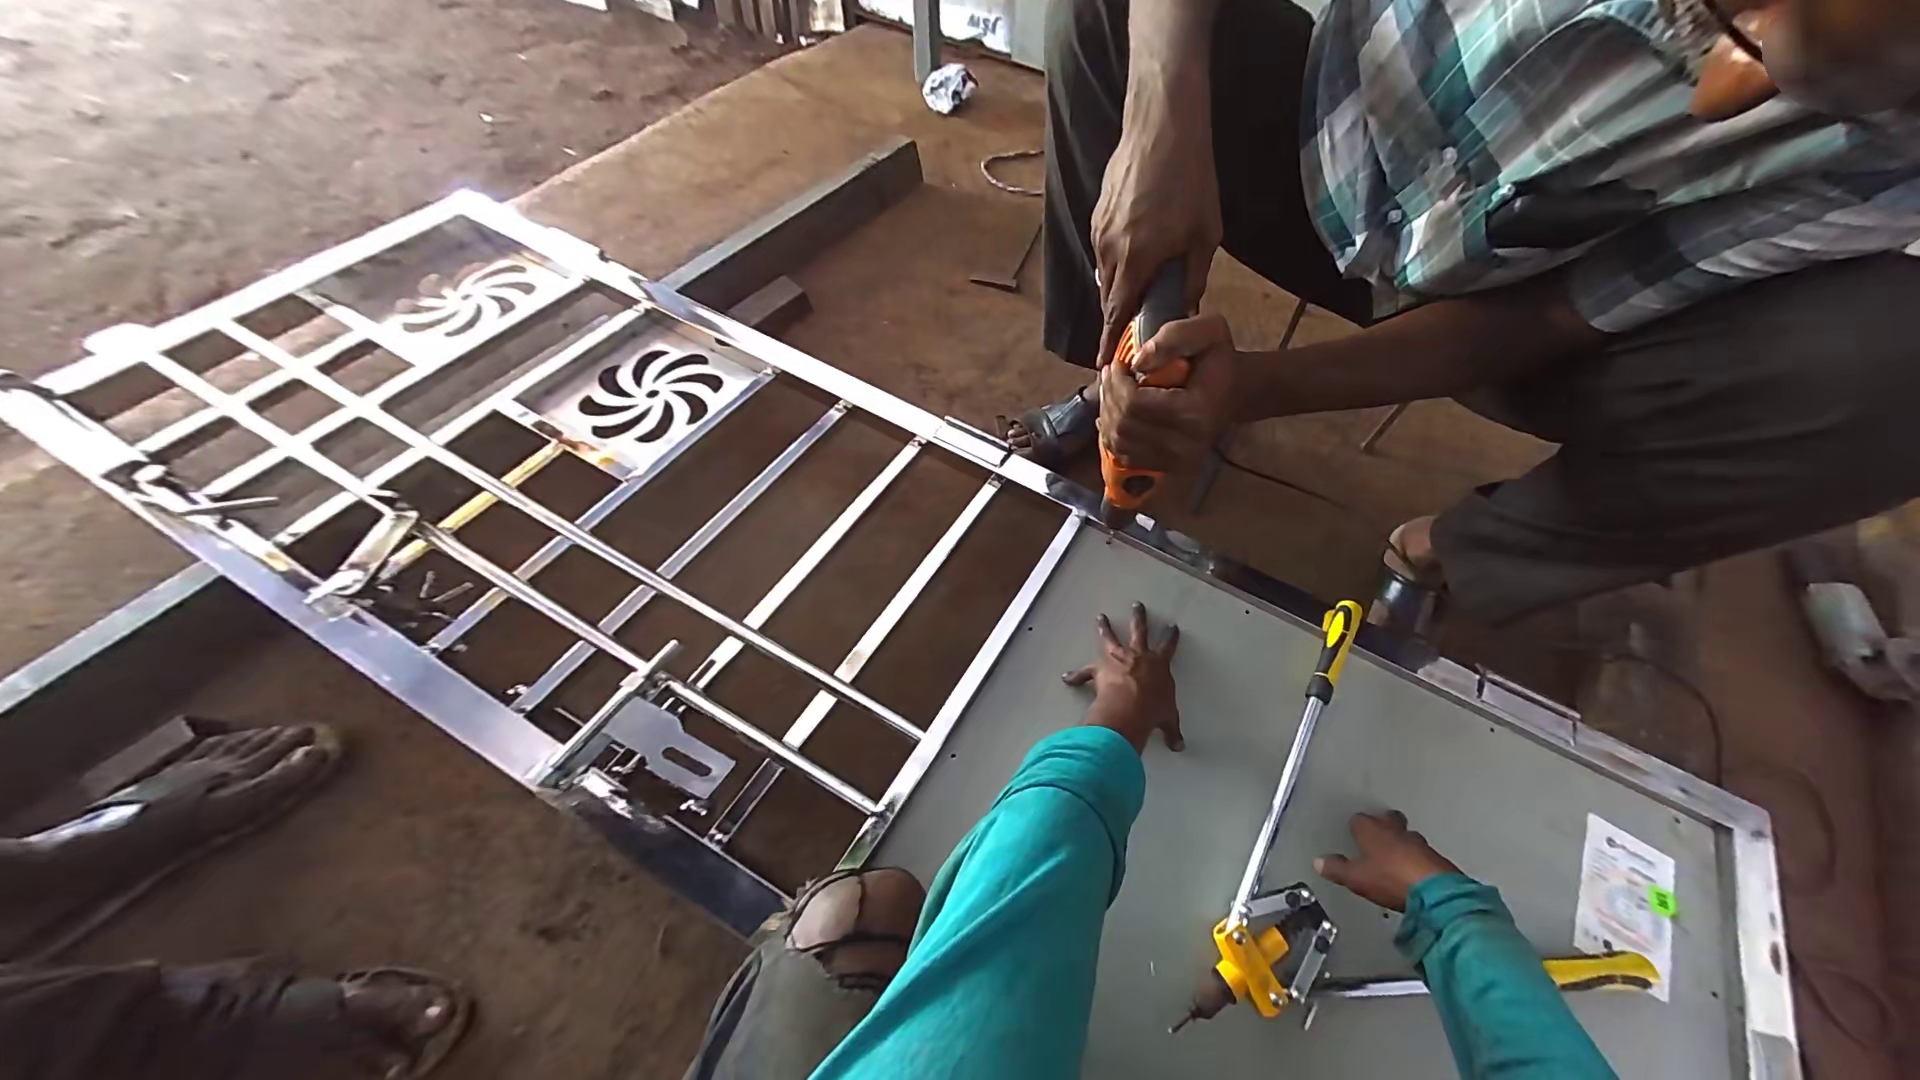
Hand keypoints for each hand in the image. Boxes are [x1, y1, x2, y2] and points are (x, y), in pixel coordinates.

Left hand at [1064, 602, 1184, 752]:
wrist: (1131, 708)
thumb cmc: (1153, 710)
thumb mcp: (1167, 719)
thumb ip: (1170, 730)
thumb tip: (1178, 746)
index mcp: (1159, 664)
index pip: (1168, 646)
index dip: (1170, 636)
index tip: (1171, 626)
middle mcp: (1138, 656)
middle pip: (1139, 630)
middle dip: (1139, 617)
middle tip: (1137, 605)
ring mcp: (1117, 659)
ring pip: (1111, 638)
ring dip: (1105, 627)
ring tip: (1100, 617)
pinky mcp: (1099, 668)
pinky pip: (1084, 671)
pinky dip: (1075, 676)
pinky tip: (1067, 677)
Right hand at [1091, 95, 1220, 365]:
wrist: (1160, 123)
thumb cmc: (1191, 178)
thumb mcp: (1206, 233)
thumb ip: (1193, 276)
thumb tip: (1183, 307)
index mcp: (1136, 260)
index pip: (1116, 315)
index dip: (1109, 343)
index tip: (1104, 364)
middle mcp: (1109, 252)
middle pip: (1107, 300)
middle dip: (1116, 319)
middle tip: (1131, 331)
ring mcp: (1098, 234)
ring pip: (1104, 277)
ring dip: (1118, 290)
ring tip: (1138, 290)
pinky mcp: (1096, 218)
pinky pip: (1103, 254)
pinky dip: (1116, 265)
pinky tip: (1135, 253)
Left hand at [1098, 314, 1239, 471]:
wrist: (1235, 391)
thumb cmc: (1219, 360)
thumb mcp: (1208, 332)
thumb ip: (1174, 338)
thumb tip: (1138, 361)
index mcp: (1194, 414)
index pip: (1134, 403)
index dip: (1117, 382)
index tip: (1116, 364)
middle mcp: (1184, 445)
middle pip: (1123, 424)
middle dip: (1109, 396)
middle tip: (1109, 375)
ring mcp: (1175, 462)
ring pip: (1118, 440)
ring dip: (1107, 413)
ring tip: (1111, 391)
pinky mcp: (1165, 468)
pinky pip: (1122, 454)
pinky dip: (1110, 433)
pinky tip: (1113, 413)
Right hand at [1314, 811, 1461, 911]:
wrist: (1437, 895)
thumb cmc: (1393, 879)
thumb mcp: (1355, 877)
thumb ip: (1336, 868)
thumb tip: (1320, 863)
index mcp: (1370, 829)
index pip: (1358, 820)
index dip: (1356, 828)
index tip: (1354, 834)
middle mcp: (1394, 830)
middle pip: (1387, 820)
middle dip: (1383, 825)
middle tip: (1378, 835)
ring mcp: (1419, 844)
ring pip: (1407, 835)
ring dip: (1403, 842)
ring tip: (1397, 856)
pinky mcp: (1439, 860)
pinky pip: (1425, 854)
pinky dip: (1419, 859)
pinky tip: (1416, 871)